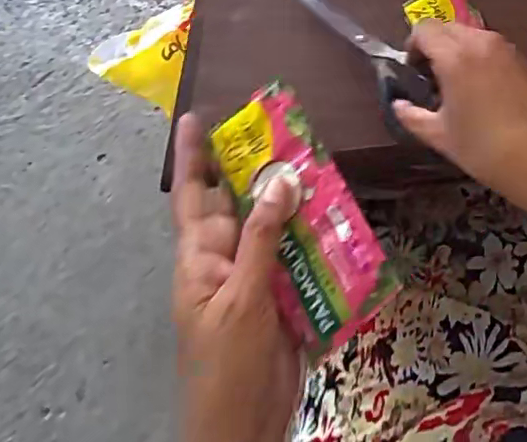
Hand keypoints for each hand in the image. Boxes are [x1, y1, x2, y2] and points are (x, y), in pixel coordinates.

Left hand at [170, 112, 303, 441]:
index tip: (195, 117)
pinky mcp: (280, 292)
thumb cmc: (227, 365)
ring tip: (316, 159)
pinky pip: (295, 251)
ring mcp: (253, 275)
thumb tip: (281, 179)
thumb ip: (262, 237)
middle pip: (240, 201)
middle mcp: (225, 257)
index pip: (192, 194)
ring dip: (292, 197)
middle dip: (257, 166)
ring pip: (272, 223)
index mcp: (200, 257)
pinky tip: (334, 212)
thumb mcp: (242, 298)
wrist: (246, 428)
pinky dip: (312, 231)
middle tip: (282, 128)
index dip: (192, 156)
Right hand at [395, 20, 526, 203]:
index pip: (423, 29)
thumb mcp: (441, 137)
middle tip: (431, 81)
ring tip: (456, 87)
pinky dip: (477, 56)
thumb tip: (398, 105)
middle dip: (432, 47)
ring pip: (468, 34)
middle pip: (445, 27)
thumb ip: (413, 116)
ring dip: (455, 50)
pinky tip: (482, 91)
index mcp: (455, 55)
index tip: (412, 74)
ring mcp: (504, 47)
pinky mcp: (522, 58)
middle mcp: (479, 41)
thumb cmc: (488, 150)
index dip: (412, 47)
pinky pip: (489, 46)